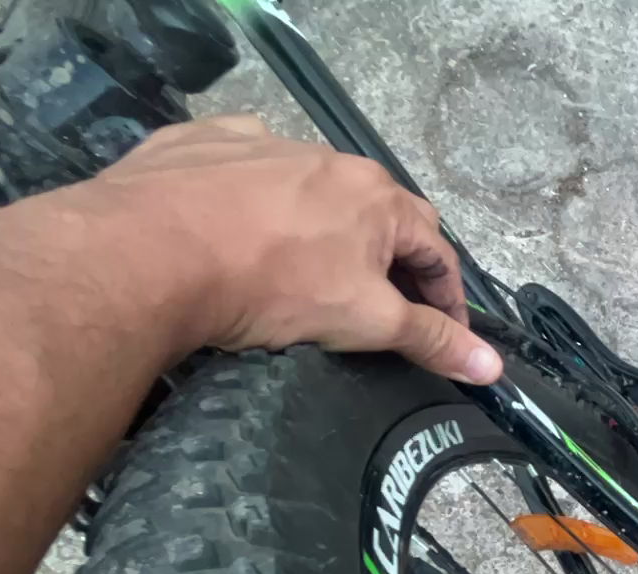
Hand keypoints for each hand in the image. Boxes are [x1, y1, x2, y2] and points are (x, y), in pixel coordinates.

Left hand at [19, 115, 499, 381]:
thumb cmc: (276, 288)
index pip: (440, 255)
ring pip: (322, 190)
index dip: (450, 301)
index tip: (445, 337)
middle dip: (398, 260)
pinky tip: (249, 225)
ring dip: (334, 227)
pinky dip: (265, 196)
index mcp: (381, 199)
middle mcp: (332, 159)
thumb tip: (494, 368)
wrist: (143, 255)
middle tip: (386, 303)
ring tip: (314, 268)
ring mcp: (264, 142)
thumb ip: (436, 341)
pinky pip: (252, 167)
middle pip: (388, 215)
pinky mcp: (202, 141)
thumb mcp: (371, 322)